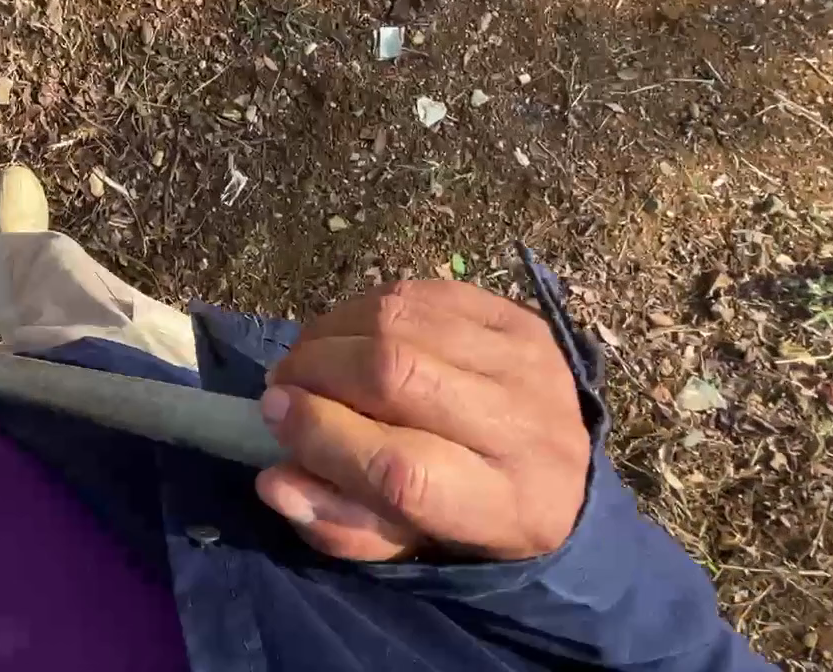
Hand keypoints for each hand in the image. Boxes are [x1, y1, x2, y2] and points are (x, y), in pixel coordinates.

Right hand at [253, 280, 589, 562]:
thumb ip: (335, 521)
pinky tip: (347, 336)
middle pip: (394, 374)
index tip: (273, 412)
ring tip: (309, 358)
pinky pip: (413, 294)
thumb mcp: (400, 539)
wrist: (560, 470)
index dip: (321, 435)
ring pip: (395, 321)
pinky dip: (358, 311)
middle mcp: (528, 432)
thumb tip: (272, 483)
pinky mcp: (516, 317)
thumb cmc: (460, 512)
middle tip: (283, 382)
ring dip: (327, 334)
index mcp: (506, 509)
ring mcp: (527, 364)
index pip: (400, 468)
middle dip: (314, 370)